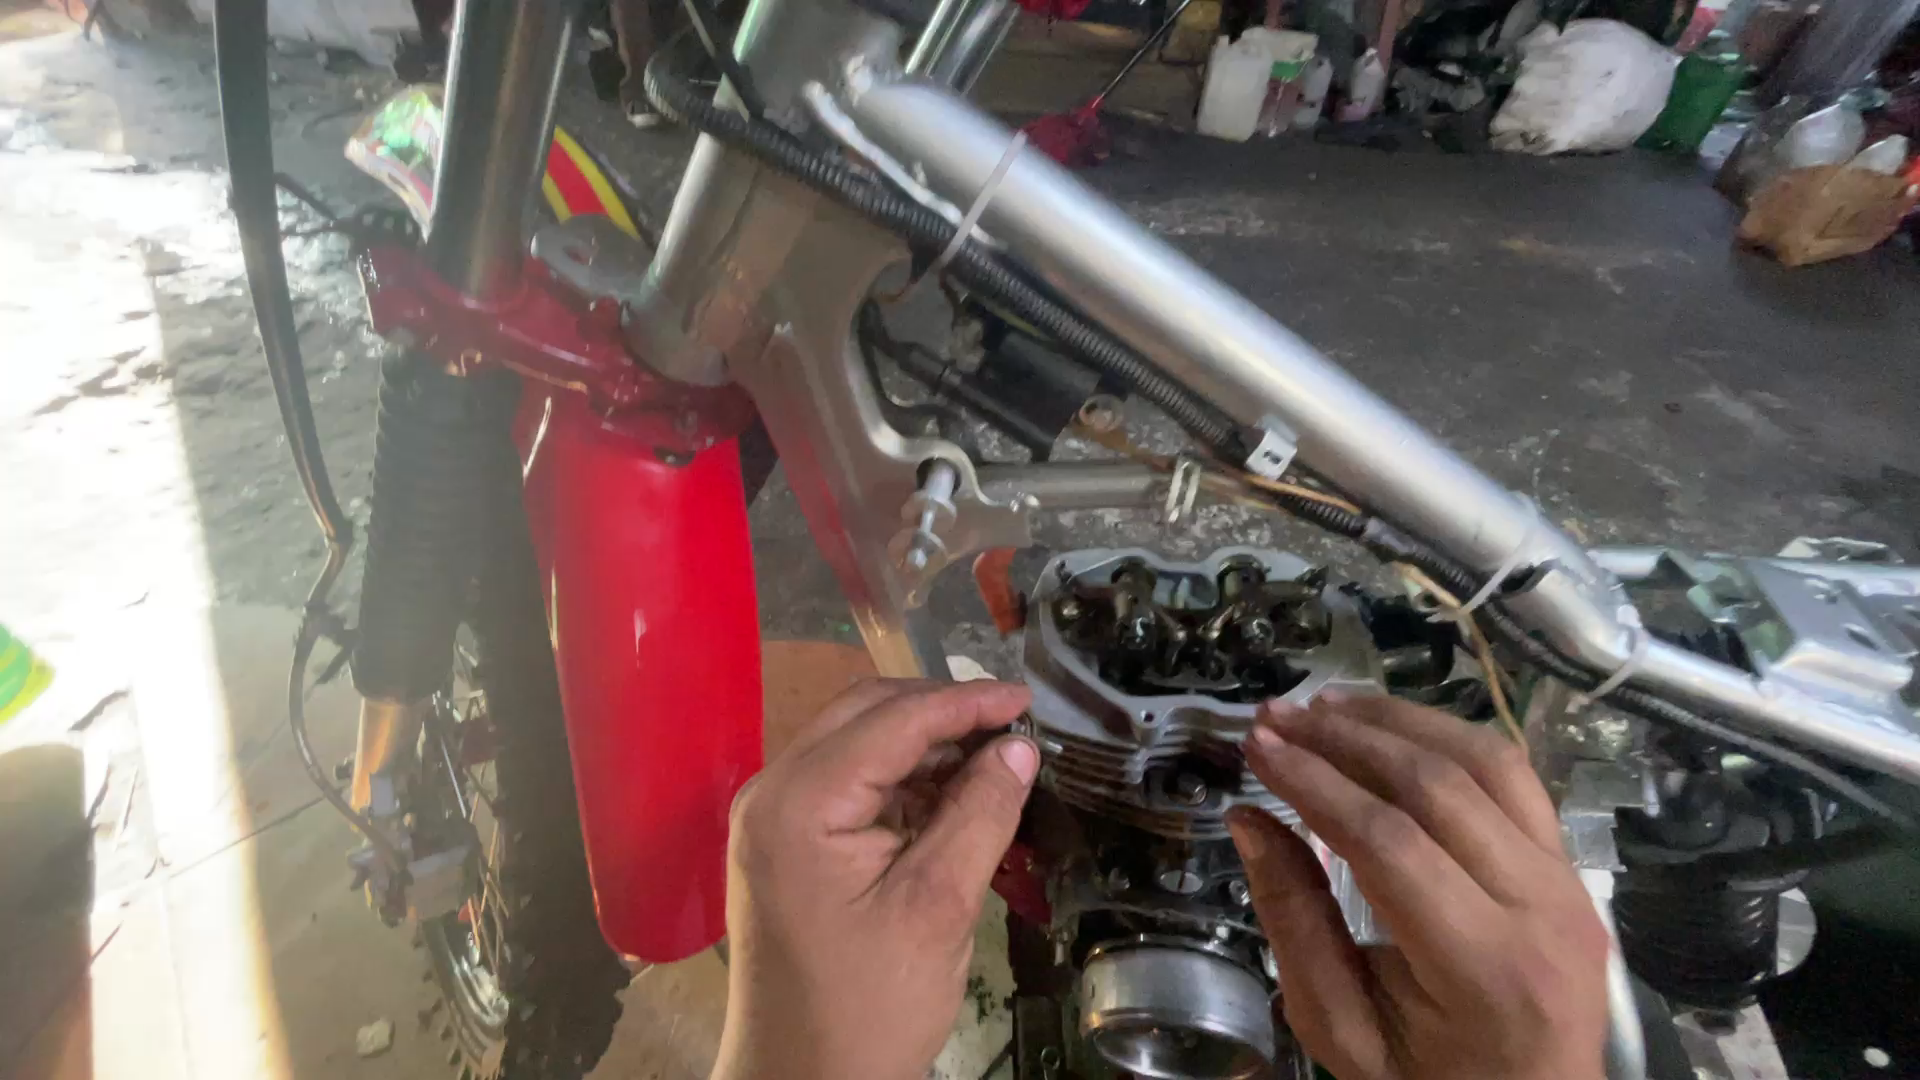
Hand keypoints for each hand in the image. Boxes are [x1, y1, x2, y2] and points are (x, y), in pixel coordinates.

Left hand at [712, 678, 1039, 1079]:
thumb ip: (979, 814)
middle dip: (942, 710)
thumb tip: (1019, 747)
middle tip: (1009, 722)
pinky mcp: (787, 832)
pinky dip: (904, 772)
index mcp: (799, 801)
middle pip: (867, 712)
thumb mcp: (937, 909)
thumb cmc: (867, 1010)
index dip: (965, 702)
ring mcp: (775, 809)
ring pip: (860, 737)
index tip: (1024, 699)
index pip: (893, 720)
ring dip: (925, 739)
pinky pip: (852, 775)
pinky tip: (949, 788)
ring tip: (990, 754)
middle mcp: (775, 788)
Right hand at [1227, 692, 1608, 1079]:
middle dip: (1340, 738)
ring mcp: (1568, 881)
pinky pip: (1508, 772)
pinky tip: (1383, 723)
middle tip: (1273, 716)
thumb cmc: (1424, 1079)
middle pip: (1435, 786)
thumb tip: (1247, 816)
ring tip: (1321, 705)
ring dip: (1391, 719)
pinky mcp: (1567, 863)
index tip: (1255, 746)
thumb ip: (1292, 918)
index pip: (1388, 842)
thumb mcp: (1338, 1025)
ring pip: (1481, 760)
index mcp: (1488, 971)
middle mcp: (1545, 912)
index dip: (1313, 782)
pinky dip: (1438, 732)